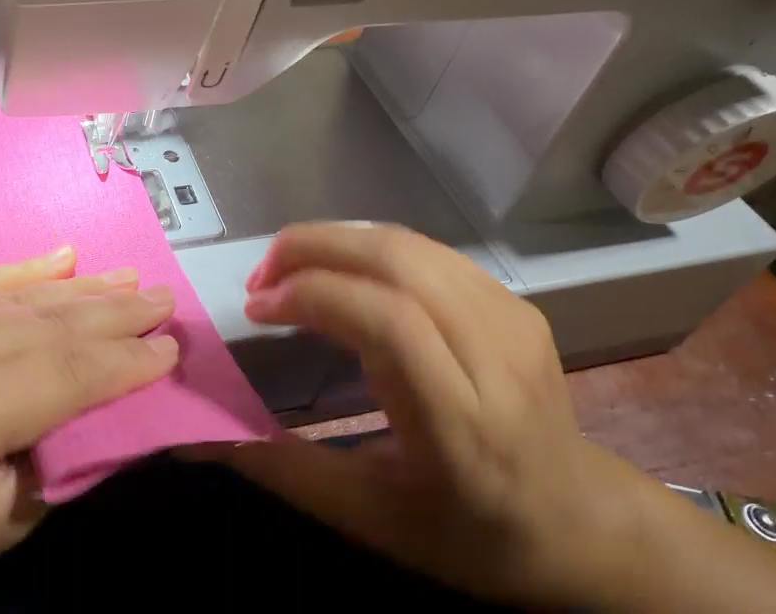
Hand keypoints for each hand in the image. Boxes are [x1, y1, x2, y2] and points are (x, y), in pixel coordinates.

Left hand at [0, 247, 179, 613]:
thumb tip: (121, 397)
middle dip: (111, 315)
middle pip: (43, 325)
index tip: (173, 347)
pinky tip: (66, 260)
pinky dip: (23, 274)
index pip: (63, 374)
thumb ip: (63, 454)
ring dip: (77, 290)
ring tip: (130, 280)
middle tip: (164, 300)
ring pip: (12, 296)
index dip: (123, 361)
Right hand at [215, 222, 666, 609]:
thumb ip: (282, 470)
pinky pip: (428, 251)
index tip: (257, 307)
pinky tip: (340, 273)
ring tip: (288, 269)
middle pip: (398, 263)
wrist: (581, 526)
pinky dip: (368, 247)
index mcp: (463, 425)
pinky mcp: (516, 302)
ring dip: (336, 240)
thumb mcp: (370, 519)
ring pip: (411, 244)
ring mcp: (514, 320)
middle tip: (260, 275)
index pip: (387, 323)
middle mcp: (497, 360)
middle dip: (312, 248)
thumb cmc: (469, 534)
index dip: (311, 295)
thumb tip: (194, 439)